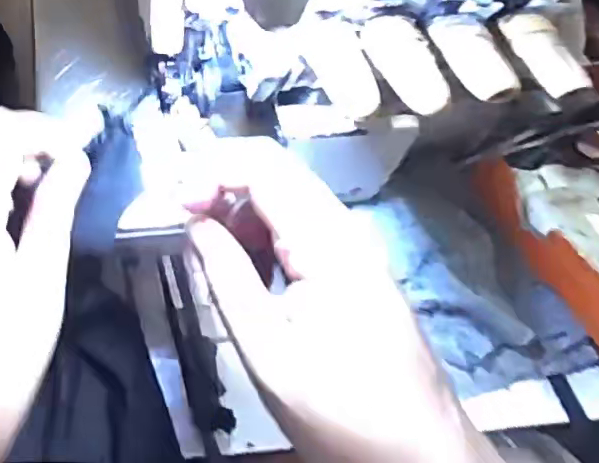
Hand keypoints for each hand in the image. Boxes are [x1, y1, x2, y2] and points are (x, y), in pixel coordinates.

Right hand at [183, 139, 501, 462]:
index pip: (262, 164)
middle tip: (180, 207)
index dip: (211, 170)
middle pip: (274, 166)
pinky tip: (243, 259)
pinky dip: (261, 225)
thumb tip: (194, 221)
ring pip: (284, 190)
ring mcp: (350, 238)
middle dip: (220, 176)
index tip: (175, 202)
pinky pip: (297, 219)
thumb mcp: (268, 351)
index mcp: (325, 236)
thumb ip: (226, 276)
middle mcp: (341, 222)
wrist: (423, 454)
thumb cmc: (342, 411)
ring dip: (238, 203)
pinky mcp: (350, 258)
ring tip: (204, 239)